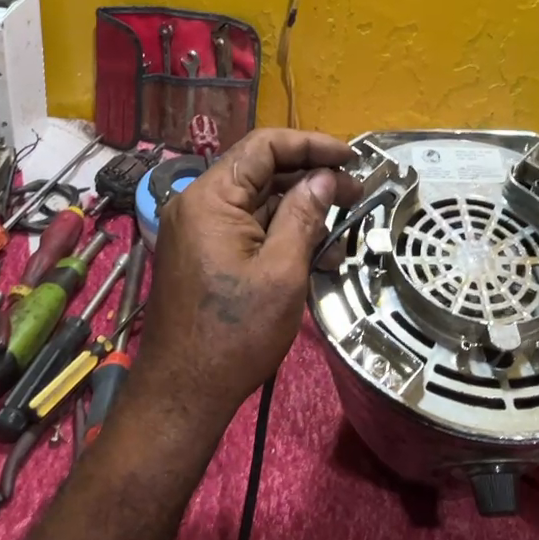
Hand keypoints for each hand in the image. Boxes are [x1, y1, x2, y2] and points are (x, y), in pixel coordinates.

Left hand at [133, 129, 362, 427]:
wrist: (182, 395)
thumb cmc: (233, 335)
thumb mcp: (281, 273)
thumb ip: (303, 217)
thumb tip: (325, 178)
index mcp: (210, 198)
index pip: (263, 146)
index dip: (310, 144)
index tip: (350, 156)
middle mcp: (198, 204)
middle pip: (260, 171)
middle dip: (310, 178)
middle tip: (357, 192)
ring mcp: (198, 230)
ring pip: (257, 201)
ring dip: (300, 209)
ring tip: (343, 228)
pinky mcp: (204, 254)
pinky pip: (247, 227)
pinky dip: (280, 232)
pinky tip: (316, 251)